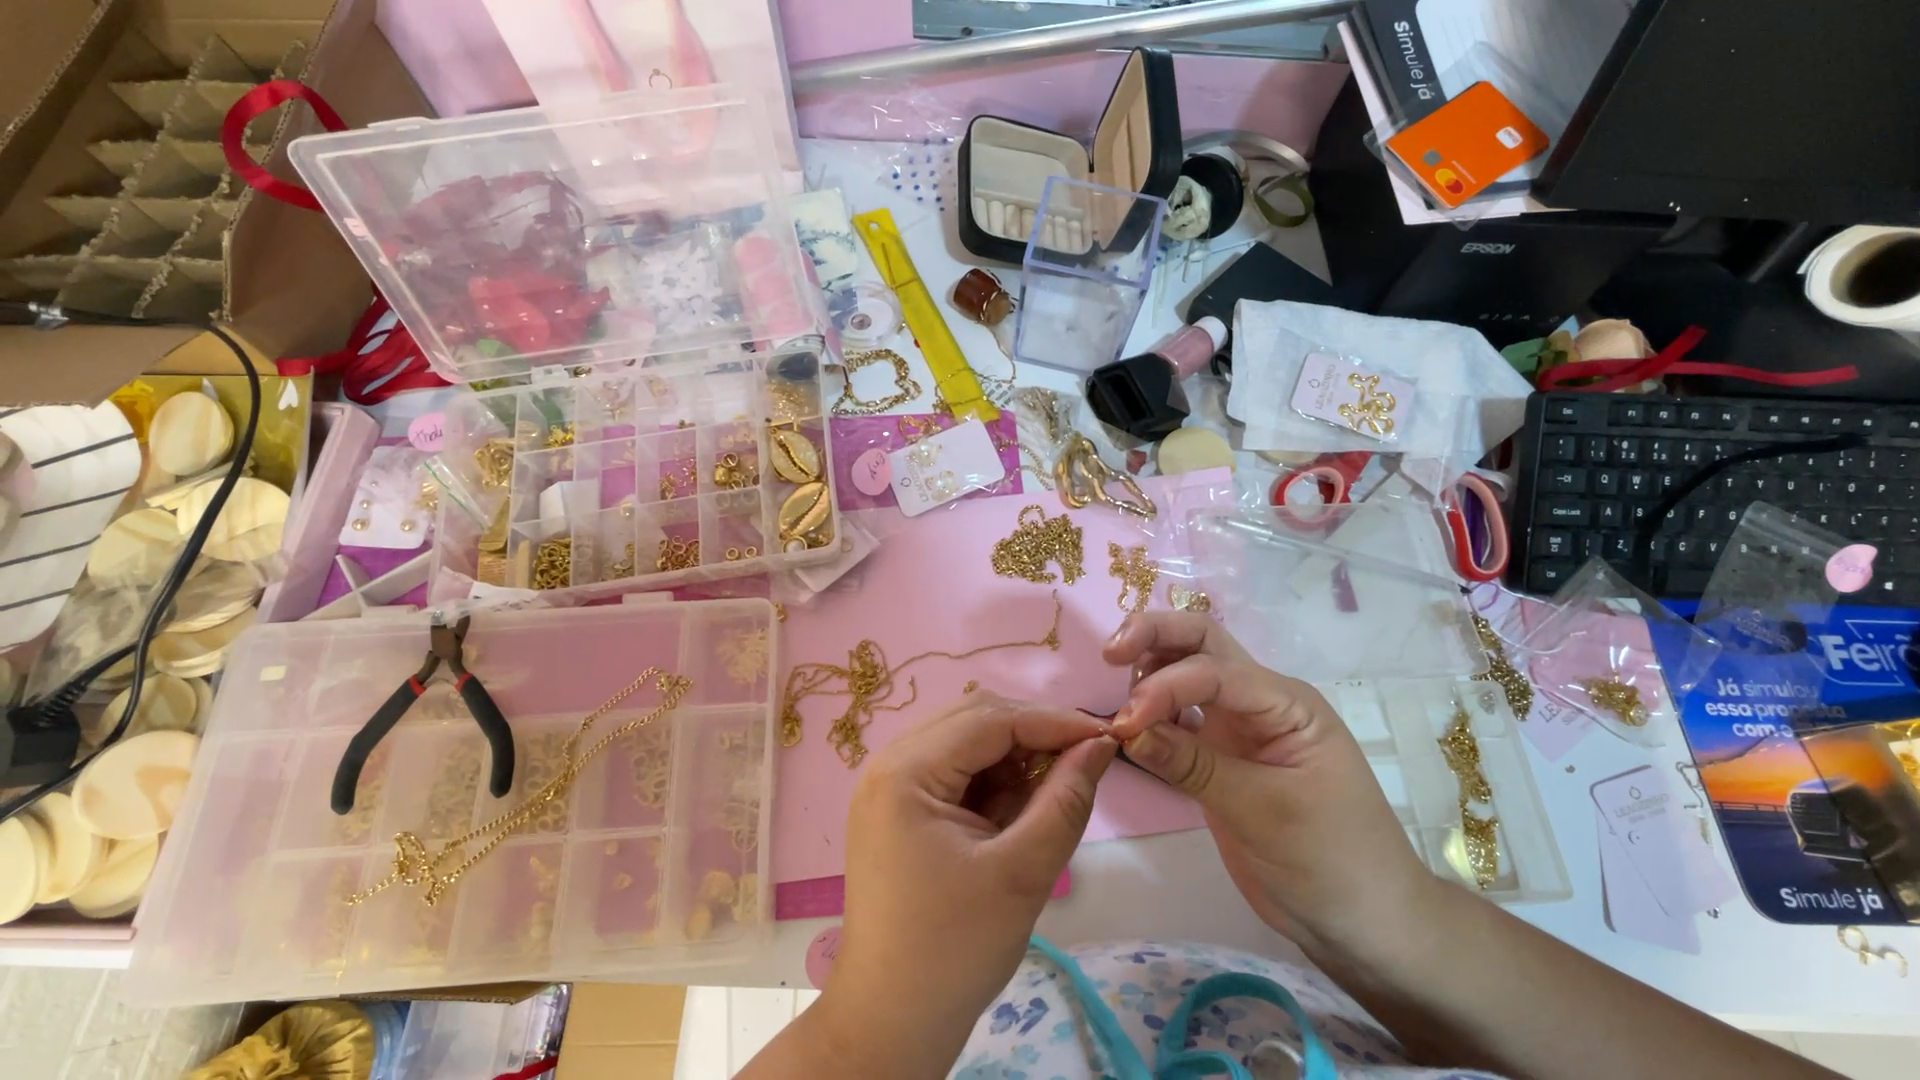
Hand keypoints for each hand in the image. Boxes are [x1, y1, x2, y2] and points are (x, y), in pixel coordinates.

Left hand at [820, 693, 1116, 1075]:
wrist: (892, 1018)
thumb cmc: (956, 948)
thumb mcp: (1024, 871)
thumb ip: (1066, 799)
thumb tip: (1101, 744)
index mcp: (905, 772)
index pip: (990, 719)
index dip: (1053, 722)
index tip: (1107, 737)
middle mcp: (889, 765)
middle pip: (973, 720)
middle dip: (1033, 735)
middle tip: (1084, 763)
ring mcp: (889, 787)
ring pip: (965, 743)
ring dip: (1013, 757)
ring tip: (1052, 792)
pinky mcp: (898, 811)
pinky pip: (954, 773)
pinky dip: (992, 781)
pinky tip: (1019, 810)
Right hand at [1104, 613, 1433, 951]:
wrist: (1359, 920)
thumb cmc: (1330, 858)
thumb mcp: (1263, 811)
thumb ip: (1193, 765)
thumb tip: (1126, 728)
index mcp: (1286, 704)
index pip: (1214, 671)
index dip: (1165, 686)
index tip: (1125, 724)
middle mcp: (1261, 703)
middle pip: (1203, 644)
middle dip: (1155, 636)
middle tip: (1109, 653)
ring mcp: (1239, 729)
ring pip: (1188, 674)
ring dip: (1150, 670)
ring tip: (1117, 700)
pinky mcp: (1221, 758)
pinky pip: (1180, 720)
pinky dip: (1153, 713)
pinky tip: (1128, 727)